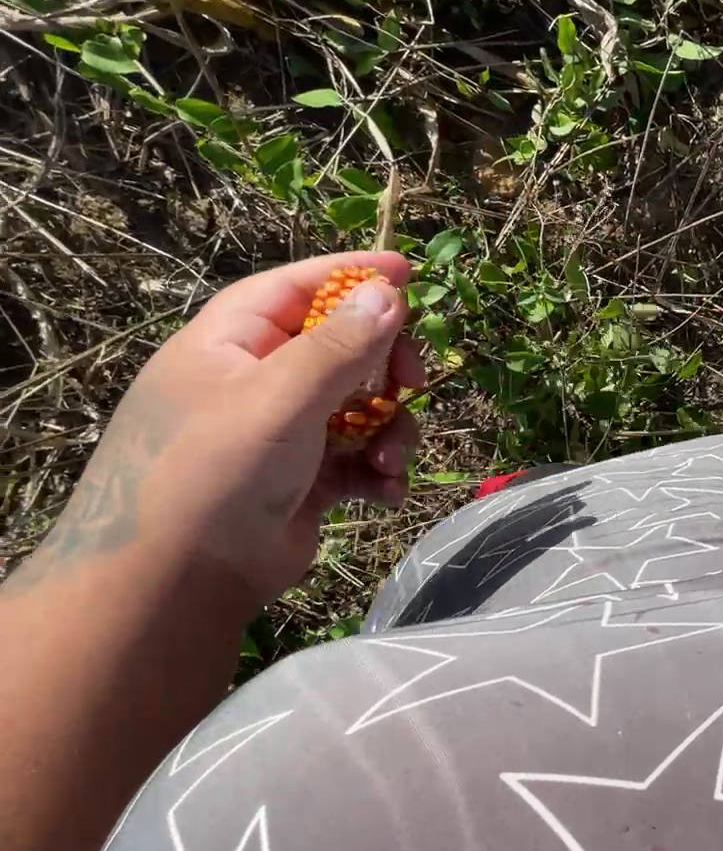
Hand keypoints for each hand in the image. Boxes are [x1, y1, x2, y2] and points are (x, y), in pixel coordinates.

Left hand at [17, 251, 423, 607]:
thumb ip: (340, 345)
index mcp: (230, 346)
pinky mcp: (310, 474)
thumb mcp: (280, 398)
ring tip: (389, 462)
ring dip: (392, 432)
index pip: (295, 290)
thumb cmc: (216, 471)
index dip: (349, 275)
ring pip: (366, 407)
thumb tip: (390, 292)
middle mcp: (258, 382)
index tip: (407, 271)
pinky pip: (365, 455)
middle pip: (345, 348)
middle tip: (414, 385)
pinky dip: (382, 471)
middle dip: (387, 367)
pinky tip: (382, 491)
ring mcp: (286, 430)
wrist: (181, 578)